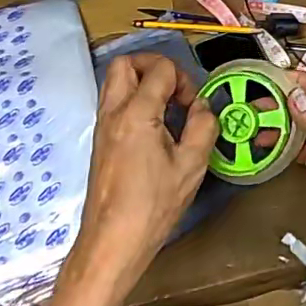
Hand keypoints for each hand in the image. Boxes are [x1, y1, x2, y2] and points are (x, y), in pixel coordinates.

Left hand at [70, 54, 217, 293]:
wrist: (113, 241)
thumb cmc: (154, 203)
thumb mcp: (193, 163)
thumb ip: (204, 125)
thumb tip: (203, 108)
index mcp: (136, 114)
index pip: (159, 70)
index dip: (184, 80)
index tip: (193, 107)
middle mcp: (112, 113)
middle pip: (125, 64)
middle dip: (155, 67)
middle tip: (177, 91)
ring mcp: (102, 126)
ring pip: (117, 82)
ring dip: (145, 83)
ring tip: (170, 109)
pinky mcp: (102, 140)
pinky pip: (116, 103)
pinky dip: (137, 101)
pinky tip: (158, 128)